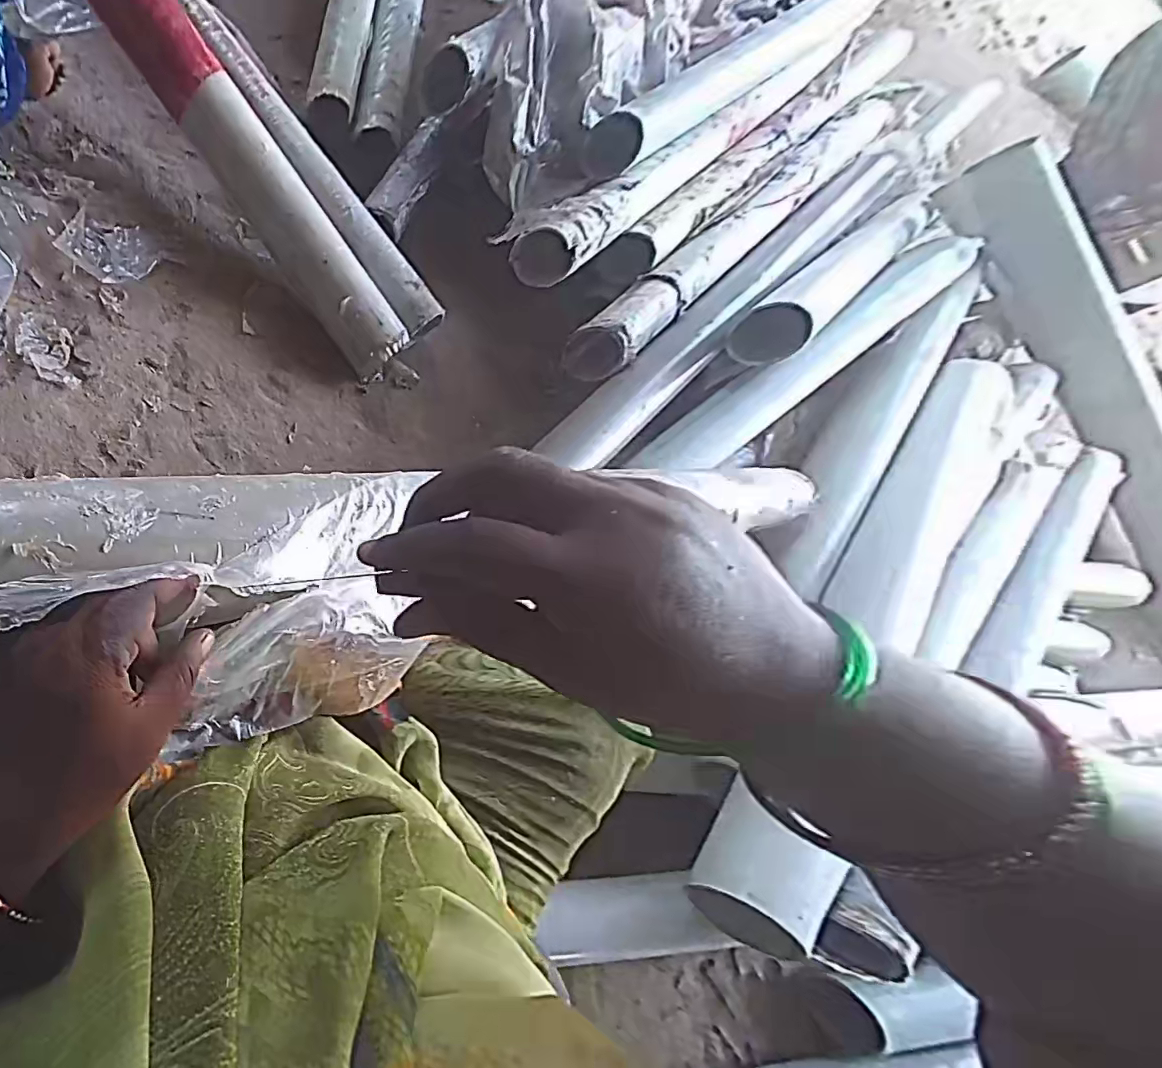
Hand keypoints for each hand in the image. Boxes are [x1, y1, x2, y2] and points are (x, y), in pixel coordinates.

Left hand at [0, 579, 213, 895]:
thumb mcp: (147, 730)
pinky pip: (65, 637)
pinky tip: (101, 685)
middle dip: (145, 623)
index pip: (137, 599)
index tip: (194, 587)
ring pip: (88, 620)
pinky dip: (92, 646)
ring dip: (118, 636)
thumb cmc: (85, 779)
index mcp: (92, 646)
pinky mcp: (18, 664)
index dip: (169, 590)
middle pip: (112, 606)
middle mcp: (57, 635)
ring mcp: (32, 647)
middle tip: (165, 665)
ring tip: (134, 683)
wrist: (7, 817)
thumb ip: (178, 676)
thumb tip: (203, 638)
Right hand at [359, 449, 839, 743]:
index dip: (412, 547)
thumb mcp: (564, 667)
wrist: (787, 674)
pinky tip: (524, 540)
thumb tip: (405, 611)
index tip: (374, 559)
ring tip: (458, 539)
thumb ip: (480, 624)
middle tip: (412, 536)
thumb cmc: (670, 690)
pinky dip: (526, 504)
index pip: (472, 539)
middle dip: (436, 497)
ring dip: (478, 498)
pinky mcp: (658, 484)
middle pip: (494, 471)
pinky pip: (569, 482)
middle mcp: (612, 511)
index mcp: (589, 572)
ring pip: (530, 471)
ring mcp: (640, 490)